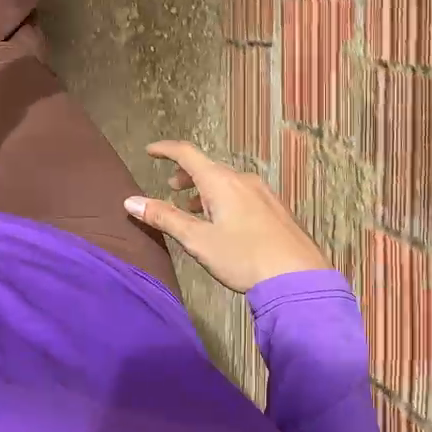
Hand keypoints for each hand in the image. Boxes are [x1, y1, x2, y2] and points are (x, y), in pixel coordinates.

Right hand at [124, 140, 328, 293]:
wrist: (300, 281)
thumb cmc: (243, 257)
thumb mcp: (197, 240)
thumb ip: (164, 218)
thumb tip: (130, 201)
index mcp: (221, 181)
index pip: (187, 153)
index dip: (165, 150)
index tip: (150, 151)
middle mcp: (243, 180)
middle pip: (208, 167)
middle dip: (186, 175)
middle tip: (171, 189)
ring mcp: (263, 194)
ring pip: (226, 182)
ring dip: (205, 190)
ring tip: (195, 210)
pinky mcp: (276, 210)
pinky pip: (242, 194)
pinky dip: (224, 199)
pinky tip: (225, 223)